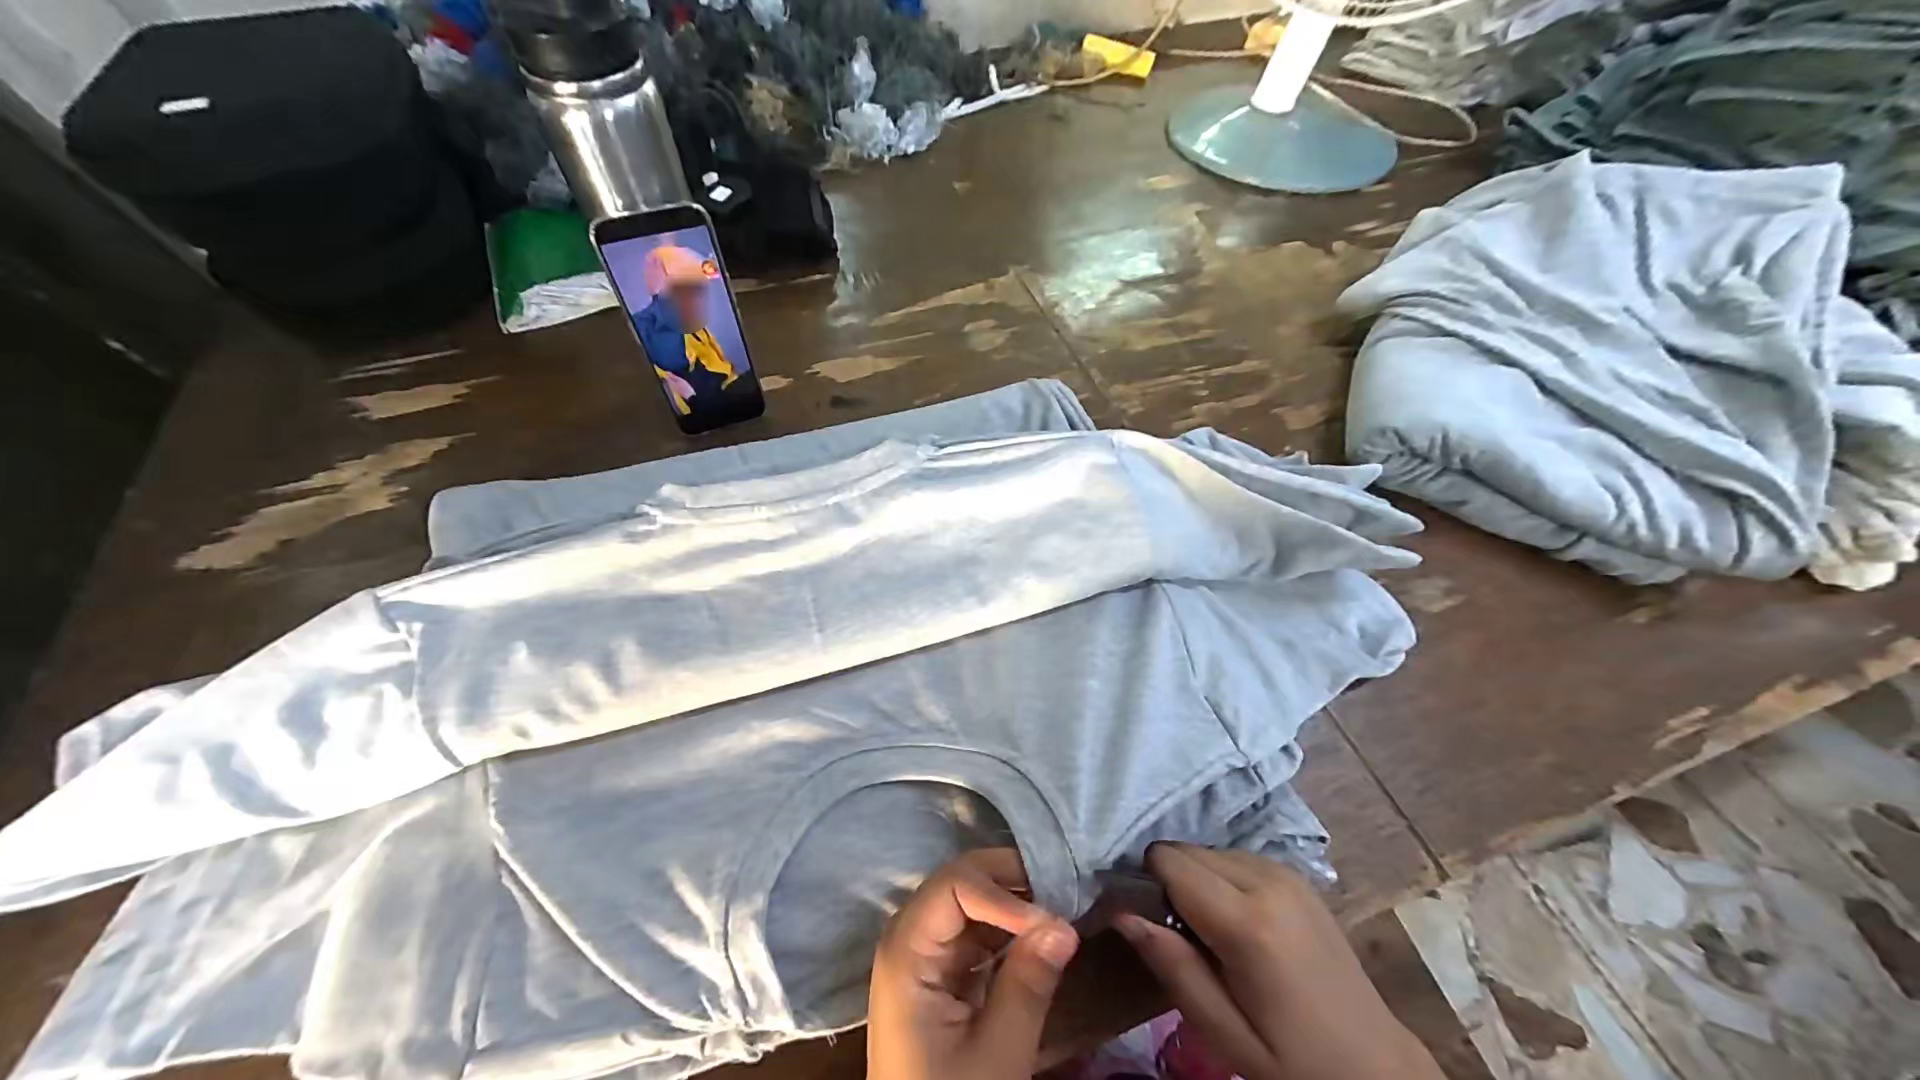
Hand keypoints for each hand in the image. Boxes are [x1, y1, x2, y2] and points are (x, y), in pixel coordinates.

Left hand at [868, 849, 1079, 1079]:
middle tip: (1063, 892)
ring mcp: (924, 951)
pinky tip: (1041, 933)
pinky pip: (975, 928)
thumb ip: (1028, 985)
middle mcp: (909, 936)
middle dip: (1012, 881)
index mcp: (907, 950)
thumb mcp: (996, 1055)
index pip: (954, 885)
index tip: (1052, 919)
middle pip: (960, 881)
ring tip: (1061, 907)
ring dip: (1015, 899)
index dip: (1003, 892)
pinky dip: (1010, 925)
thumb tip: (1065, 924)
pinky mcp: (940, 970)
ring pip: (970, 899)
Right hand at [1115, 844, 1442, 1079]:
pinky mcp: (1295, 874)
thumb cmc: (1293, 1062)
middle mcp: (1266, 879)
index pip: (1167, 860)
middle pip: (1185, 850)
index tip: (1151, 923)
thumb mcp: (1225, 1033)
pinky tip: (1237, 922)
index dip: (1148, 885)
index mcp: (1248, 920)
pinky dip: (1219, 879)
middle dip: (1170, 882)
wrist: (1376, 1066)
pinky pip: (1232, 857)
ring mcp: (1285, 871)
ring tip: (1212, 934)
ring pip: (1207, 850)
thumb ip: (1172, 966)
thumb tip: (1120, 911)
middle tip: (1183, 937)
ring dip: (1195, 880)